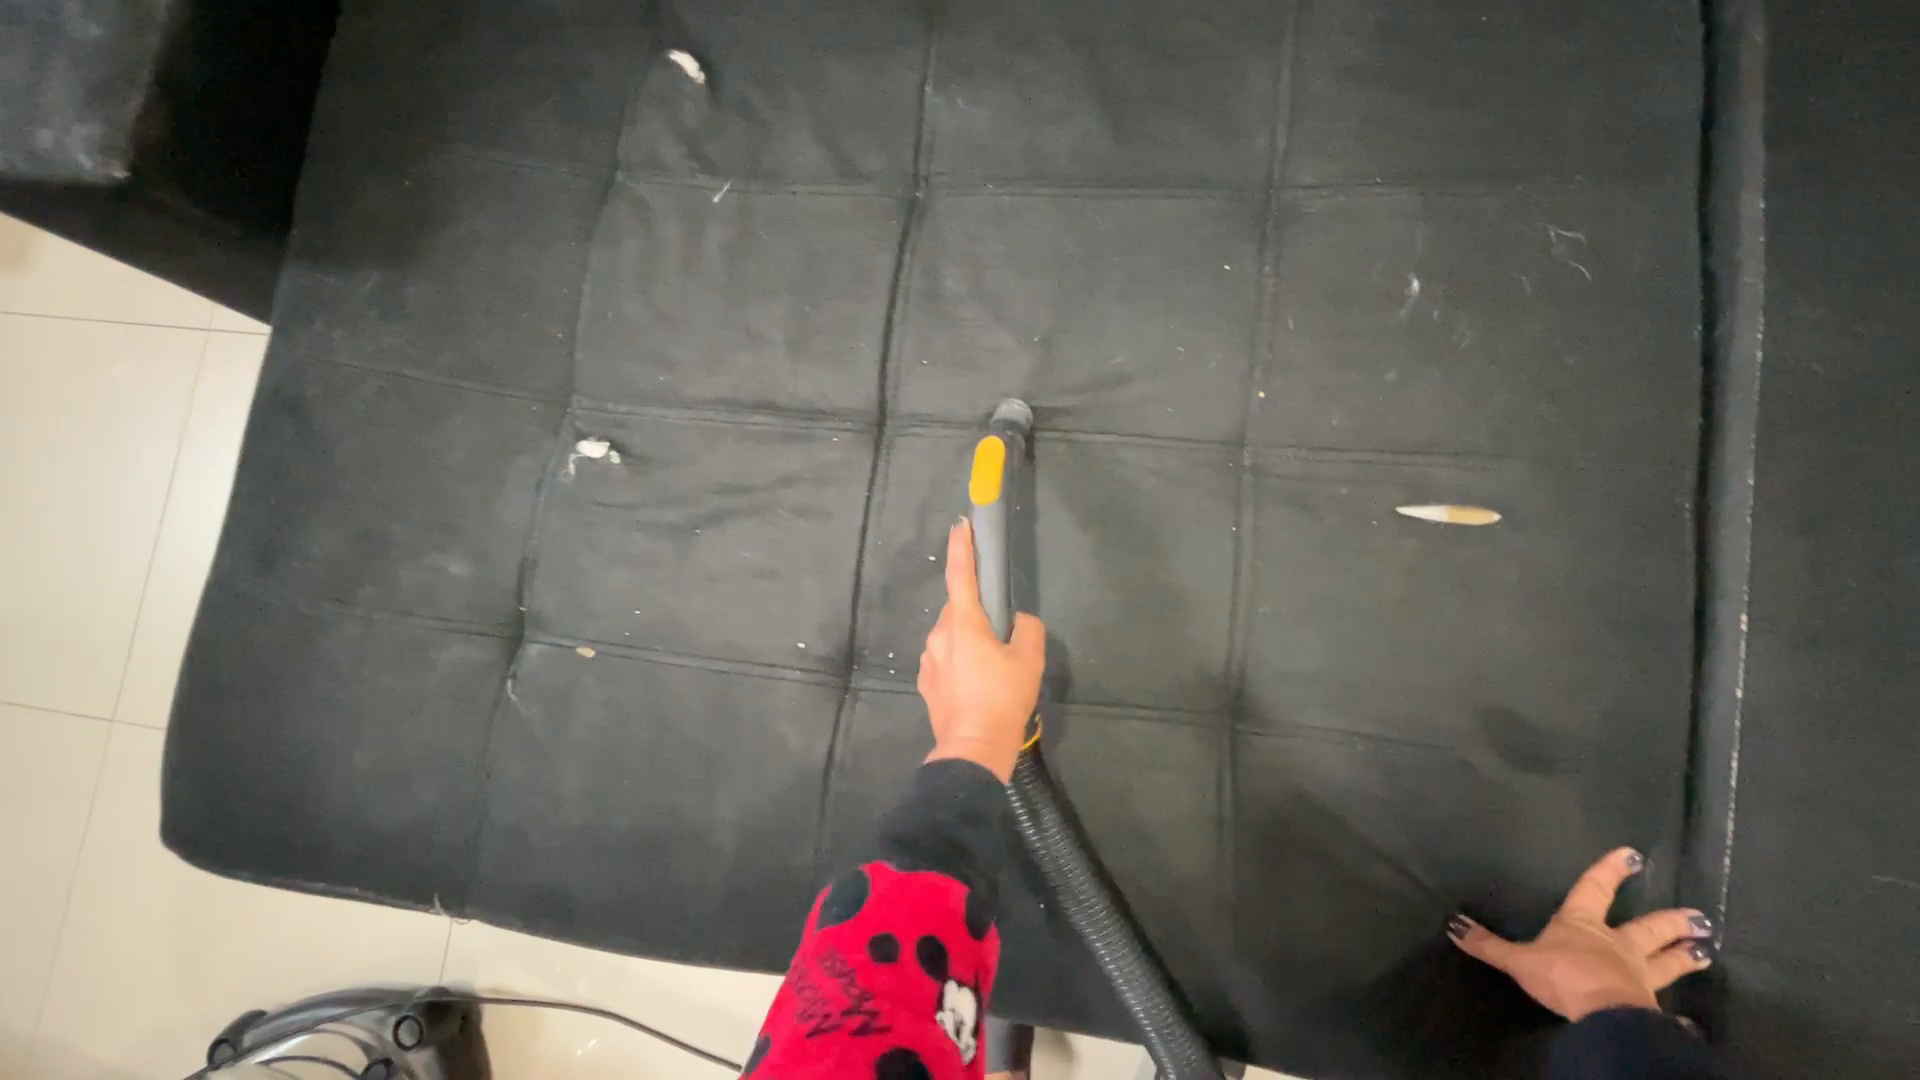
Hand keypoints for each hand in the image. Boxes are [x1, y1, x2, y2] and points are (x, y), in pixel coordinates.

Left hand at [918, 518, 1045, 782]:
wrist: (973, 747)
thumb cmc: (1003, 699)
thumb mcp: (1029, 661)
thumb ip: (1028, 630)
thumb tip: (1018, 622)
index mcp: (963, 623)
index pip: (960, 574)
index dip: (961, 547)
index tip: (961, 525)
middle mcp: (939, 635)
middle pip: (958, 609)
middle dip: (976, 612)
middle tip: (1001, 632)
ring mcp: (929, 660)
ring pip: (950, 635)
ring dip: (967, 640)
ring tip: (992, 666)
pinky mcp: (926, 682)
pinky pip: (944, 659)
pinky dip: (959, 662)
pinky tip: (976, 684)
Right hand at [1448, 847, 1715, 1021]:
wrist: (1604, 1015)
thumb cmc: (1563, 975)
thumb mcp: (1518, 959)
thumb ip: (1488, 944)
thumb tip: (1453, 925)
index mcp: (1582, 925)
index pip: (1595, 890)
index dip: (1610, 872)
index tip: (1632, 855)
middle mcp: (1616, 945)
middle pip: (1647, 928)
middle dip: (1670, 921)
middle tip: (1698, 916)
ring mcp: (1638, 975)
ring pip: (1667, 961)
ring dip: (1685, 955)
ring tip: (1707, 948)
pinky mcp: (1650, 1006)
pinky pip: (1666, 1010)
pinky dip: (1676, 1015)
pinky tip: (1688, 1020)